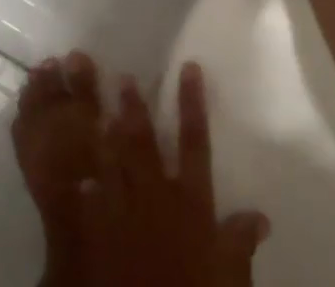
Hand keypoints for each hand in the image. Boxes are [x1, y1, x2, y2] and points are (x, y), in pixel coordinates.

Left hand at [79, 64, 268, 286]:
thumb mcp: (228, 274)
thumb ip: (240, 242)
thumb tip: (263, 218)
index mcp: (191, 201)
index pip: (194, 142)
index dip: (192, 103)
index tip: (189, 68)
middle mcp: (155, 197)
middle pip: (143, 143)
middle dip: (134, 108)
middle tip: (124, 77)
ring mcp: (122, 212)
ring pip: (111, 161)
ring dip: (104, 133)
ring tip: (97, 105)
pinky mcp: (96, 233)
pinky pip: (83, 200)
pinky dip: (77, 181)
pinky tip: (71, 165)